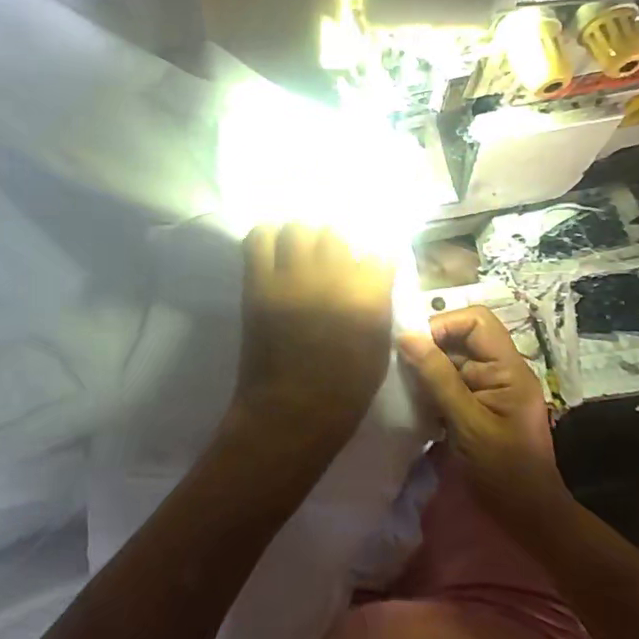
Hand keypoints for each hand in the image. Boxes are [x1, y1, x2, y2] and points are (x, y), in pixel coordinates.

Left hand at [231, 224, 396, 460]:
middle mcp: (332, 274)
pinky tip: (273, 252)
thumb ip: (378, 304)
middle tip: (329, 262)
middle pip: (335, 233)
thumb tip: (373, 276)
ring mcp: (292, 276)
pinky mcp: (259, 282)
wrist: (291, 410)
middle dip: (335, 245)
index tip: (366, 268)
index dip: (372, 260)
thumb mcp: (378, 346)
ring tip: (300, 255)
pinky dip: (266, 237)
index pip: (377, 252)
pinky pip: (259, 239)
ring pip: (297, 228)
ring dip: (302, 238)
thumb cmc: (344, 389)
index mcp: (368, 294)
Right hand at [398, 305, 567, 517]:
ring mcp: (488, 390)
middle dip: (430, 347)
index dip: (444, 324)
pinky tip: (415, 402)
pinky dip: (430, 387)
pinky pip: (449, 383)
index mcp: (509, 369)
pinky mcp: (476, 407)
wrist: (527, 517)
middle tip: (402, 366)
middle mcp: (500, 372)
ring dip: (427, 369)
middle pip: (461, 338)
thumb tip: (407, 336)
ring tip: (405, 384)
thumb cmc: (503, 471)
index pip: (477, 321)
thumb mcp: (468, 422)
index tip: (415, 345)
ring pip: (451, 360)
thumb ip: (438, 377)